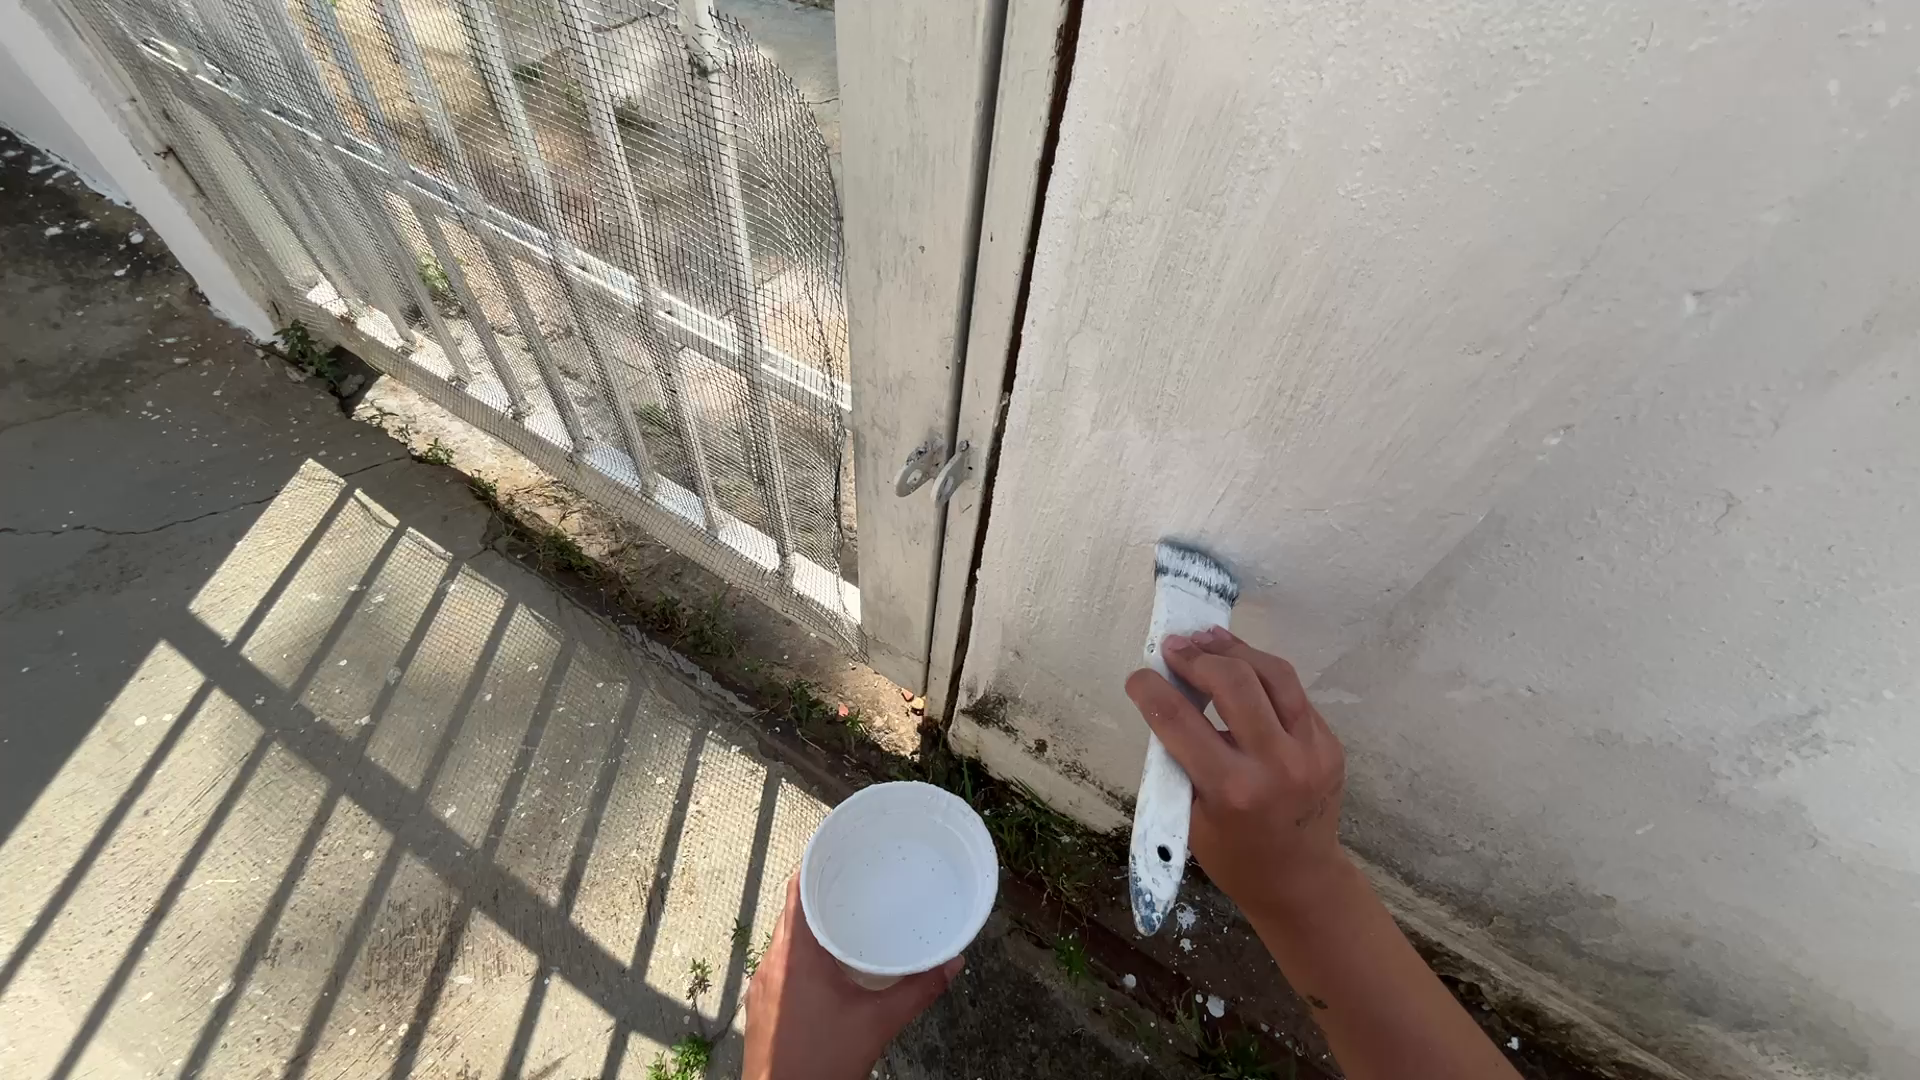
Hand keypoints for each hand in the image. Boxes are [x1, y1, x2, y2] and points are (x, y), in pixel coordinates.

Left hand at [742, 875, 963, 1079]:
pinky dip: (803, 948)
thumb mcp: (877, 1024)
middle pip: (792, 908)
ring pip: (786, 935)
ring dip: (812, 920)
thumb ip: (917, 989)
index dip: (815, 861)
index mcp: (795, 954)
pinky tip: (828, 960)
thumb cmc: (821, 1068)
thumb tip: (953, 962)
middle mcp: (772, 962)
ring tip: (846, 911)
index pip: (797, 888)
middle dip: (822, 889)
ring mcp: (763, 985)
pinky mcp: (762, 1005)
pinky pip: (781, 960)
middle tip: (854, 875)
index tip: (839, 846)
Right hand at [1124, 626, 1348, 920]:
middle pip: (1234, 681)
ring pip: (1274, 673)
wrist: (1302, 882)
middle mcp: (1277, 764)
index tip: (1137, 677)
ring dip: (1234, 649)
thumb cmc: (1232, 855)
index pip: (1179, 719)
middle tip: (1174, 648)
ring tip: (1207, 638)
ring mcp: (1312, 751)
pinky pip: (1292, 692)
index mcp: (1232, 789)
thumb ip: (1180, 756)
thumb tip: (1168, 696)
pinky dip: (1260, 672)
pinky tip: (1238, 665)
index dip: (1150, 689)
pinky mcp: (1330, 743)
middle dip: (1196, 657)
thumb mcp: (1189, 813)